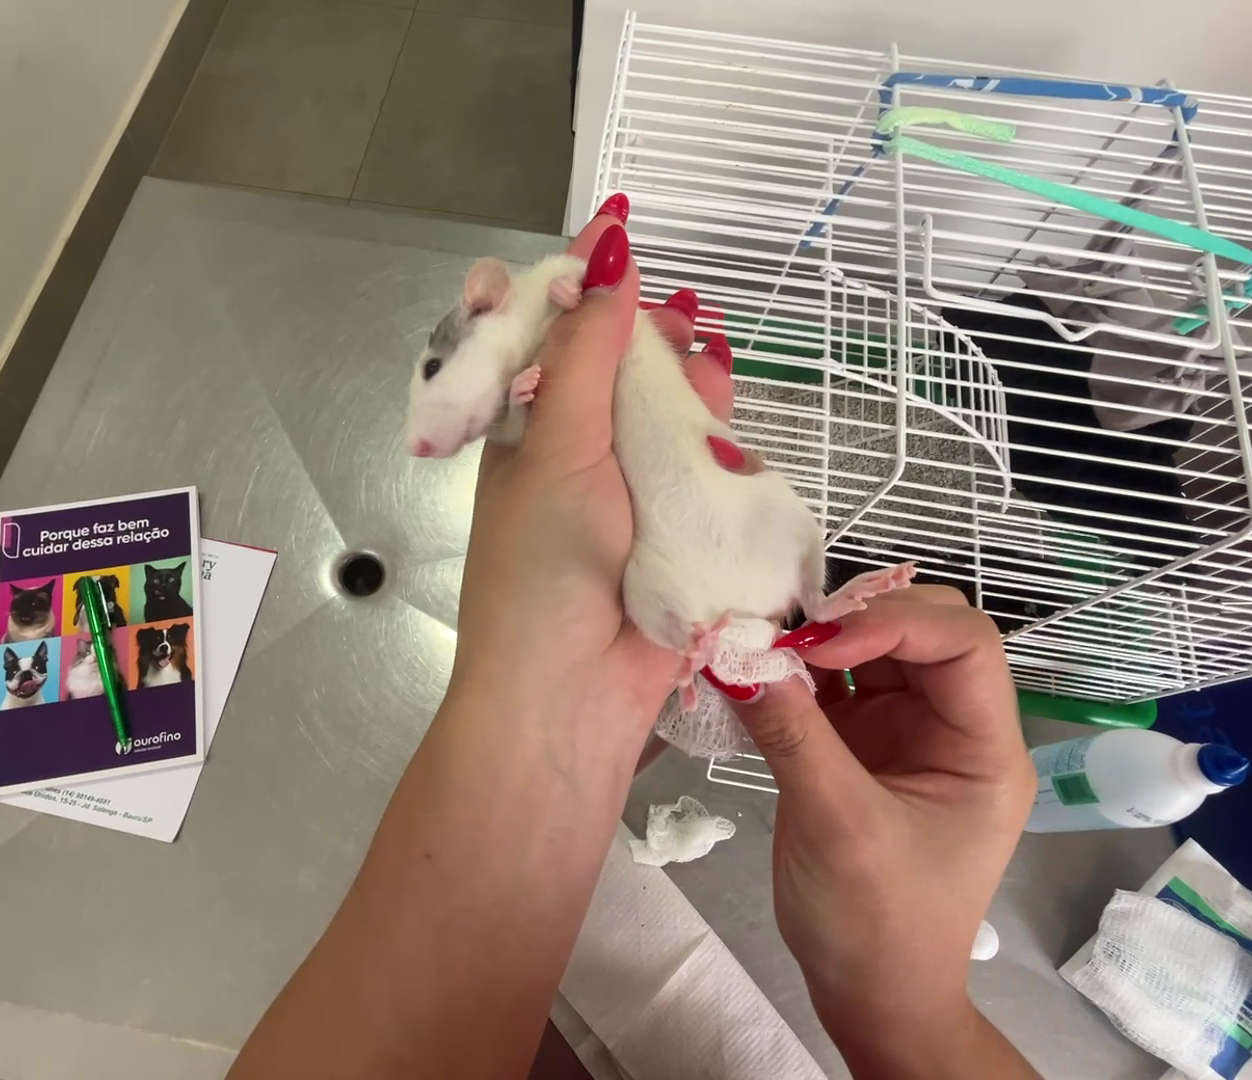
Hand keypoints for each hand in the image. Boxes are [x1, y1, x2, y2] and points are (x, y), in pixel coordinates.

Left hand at [451, 197, 736, 731]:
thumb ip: (587, 354)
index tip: (615, 222)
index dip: (579, 282)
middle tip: (674, 307)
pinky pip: (701, 465)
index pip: (550, 339)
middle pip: (615, 372)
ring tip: (704, 345)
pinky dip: (715, 433)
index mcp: (525, 436)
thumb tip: (606, 254)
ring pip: (664, 414)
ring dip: (685, 377)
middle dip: (643, 330)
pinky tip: (726, 402)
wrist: (571, 696)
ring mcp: (627, 494)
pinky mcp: (675, 529)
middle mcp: (574, 459)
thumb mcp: (557, 450)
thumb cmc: (543, 567)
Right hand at [730, 590, 1039, 1076]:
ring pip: (872, 649)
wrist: (867, 990)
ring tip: (765, 641)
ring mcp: (901, 732)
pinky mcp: (856, 743)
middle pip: (924, 631)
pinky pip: (830, 684)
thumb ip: (790, 733)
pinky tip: (759, 671)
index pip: (963, 645)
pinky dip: (795, 671)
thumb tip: (733, 657)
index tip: (817, 644)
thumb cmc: (877, 921)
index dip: (896, 623)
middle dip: (860, 618)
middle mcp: (948, 727)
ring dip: (820, 638)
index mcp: (983, 748)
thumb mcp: (837, 825)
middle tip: (793, 632)